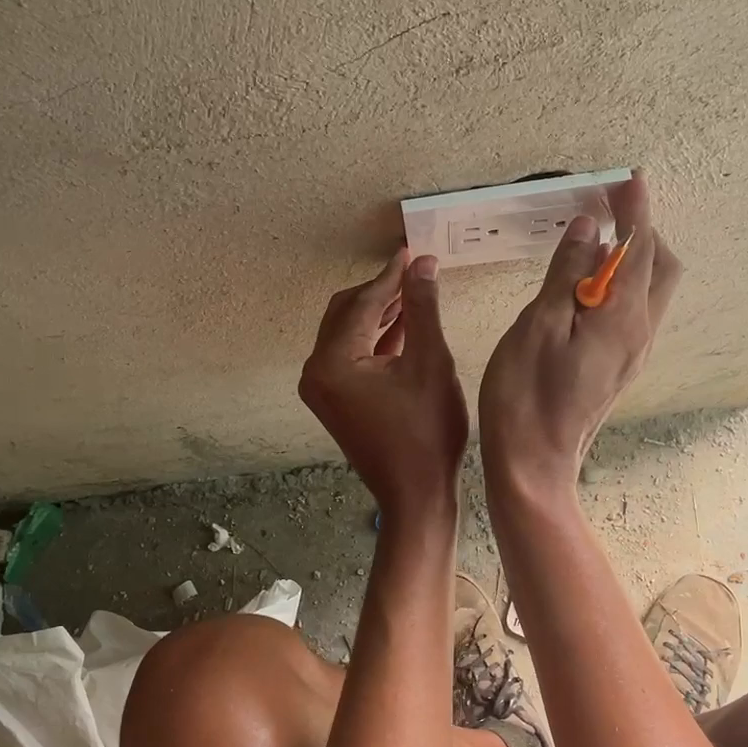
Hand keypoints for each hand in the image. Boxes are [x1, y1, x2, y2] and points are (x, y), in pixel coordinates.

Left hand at [300, 249, 467, 519]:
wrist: (416, 494)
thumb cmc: (427, 434)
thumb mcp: (431, 364)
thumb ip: (423, 309)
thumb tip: (423, 264)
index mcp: (333, 362)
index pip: (363, 303)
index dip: (391, 276)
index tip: (412, 252)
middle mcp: (316, 372)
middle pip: (346, 313)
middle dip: (381, 291)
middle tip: (414, 272)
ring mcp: (321, 388)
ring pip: (348, 333)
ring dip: (379, 314)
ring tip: (414, 294)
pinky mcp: (333, 400)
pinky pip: (349, 356)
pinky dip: (374, 339)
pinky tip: (404, 326)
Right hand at [479, 170, 681, 491]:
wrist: (533, 464)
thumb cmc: (526, 395)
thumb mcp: (537, 326)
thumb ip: (566, 274)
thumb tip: (589, 228)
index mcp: (622, 317)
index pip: (639, 247)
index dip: (635, 209)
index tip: (628, 179)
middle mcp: (639, 333)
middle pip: (660, 266)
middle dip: (642, 229)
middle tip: (609, 206)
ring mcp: (632, 353)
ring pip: (650, 289)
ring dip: (633, 256)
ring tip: (597, 238)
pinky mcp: (619, 367)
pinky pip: (634, 310)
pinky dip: (622, 283)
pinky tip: (588, 284)